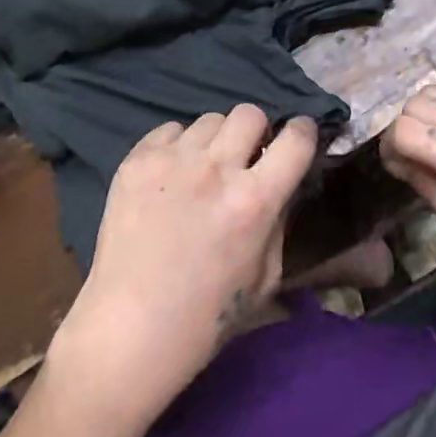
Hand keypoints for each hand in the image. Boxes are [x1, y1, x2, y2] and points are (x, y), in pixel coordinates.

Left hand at [52, 105, 316, 415]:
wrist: (132, 323)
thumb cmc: (207, 316)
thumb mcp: (265, 277)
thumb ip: (277, 221)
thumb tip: (279, 185)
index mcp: (254, 201)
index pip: (295, 140)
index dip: (303, 132)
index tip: (299, 135)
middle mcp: (215, 169)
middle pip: (248, 113)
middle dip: (256, 130)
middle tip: (247, 155)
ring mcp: (172, 160)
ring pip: (208, 120)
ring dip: (215, 140)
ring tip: (203, 168)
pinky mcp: (136, 159)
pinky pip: (169, 130)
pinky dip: (177, 146)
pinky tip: (171, 175)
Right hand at [379, 81, 435, 292]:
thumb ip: (430, 192)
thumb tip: (397, 160)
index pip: (406, 130)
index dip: (390, 147)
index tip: (397, 168)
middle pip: (415, 104)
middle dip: (403, 129)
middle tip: (413, 159)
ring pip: (433, 90)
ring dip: (423, 115)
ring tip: (435, 145)